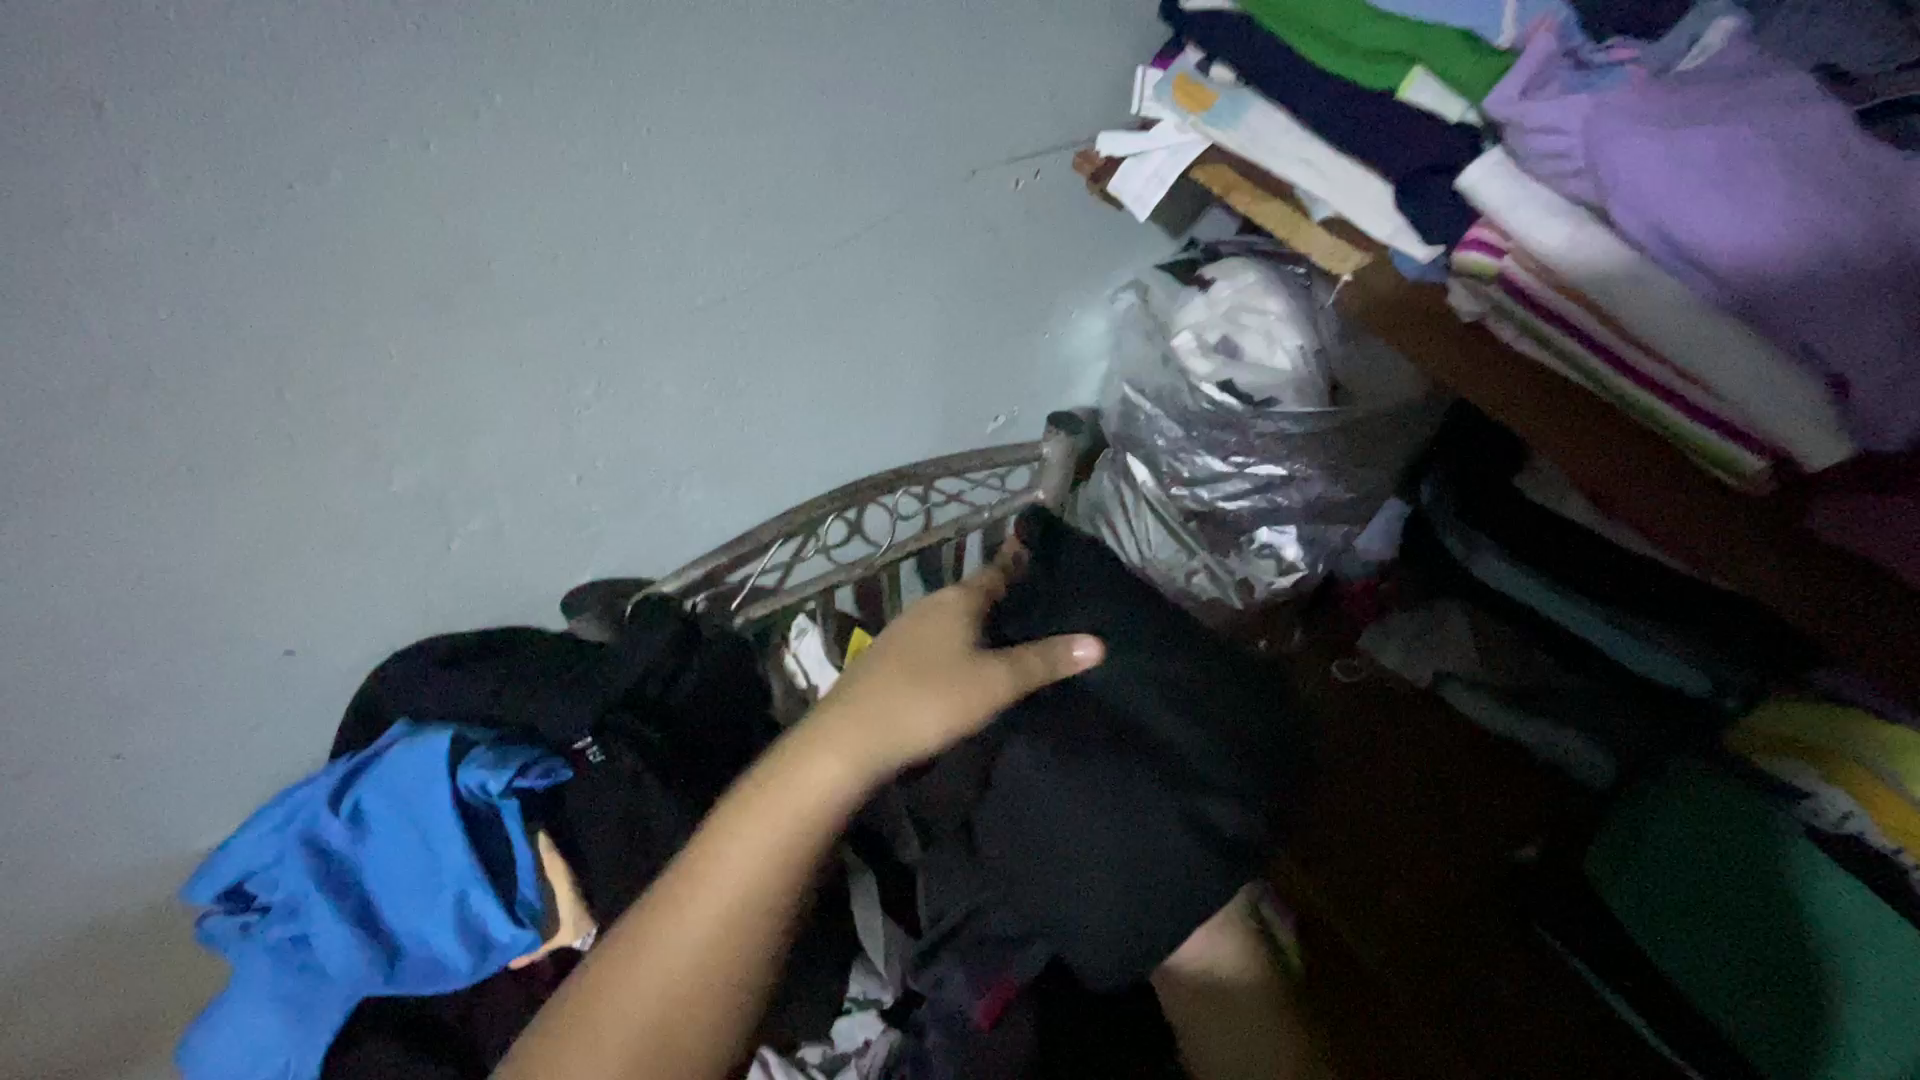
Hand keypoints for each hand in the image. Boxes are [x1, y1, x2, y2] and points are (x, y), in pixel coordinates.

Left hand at [801, 546, 1103, 781]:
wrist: (850, 738)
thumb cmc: (929, 700)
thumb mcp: (995, 683)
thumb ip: (1044, 661)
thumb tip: (1098, 643)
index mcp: (956, 600)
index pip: (997, 573)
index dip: (1022, 570)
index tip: (1050, 572)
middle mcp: (928, 605)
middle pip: (975, 596)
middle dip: (1005, 603)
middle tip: (1045, 615)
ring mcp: (902, 630)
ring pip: (952, 621)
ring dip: (979, 629)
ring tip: (1013, 644)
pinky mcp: (887, 658)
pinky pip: (933, 643)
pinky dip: (956, 648)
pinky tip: (965, 670)